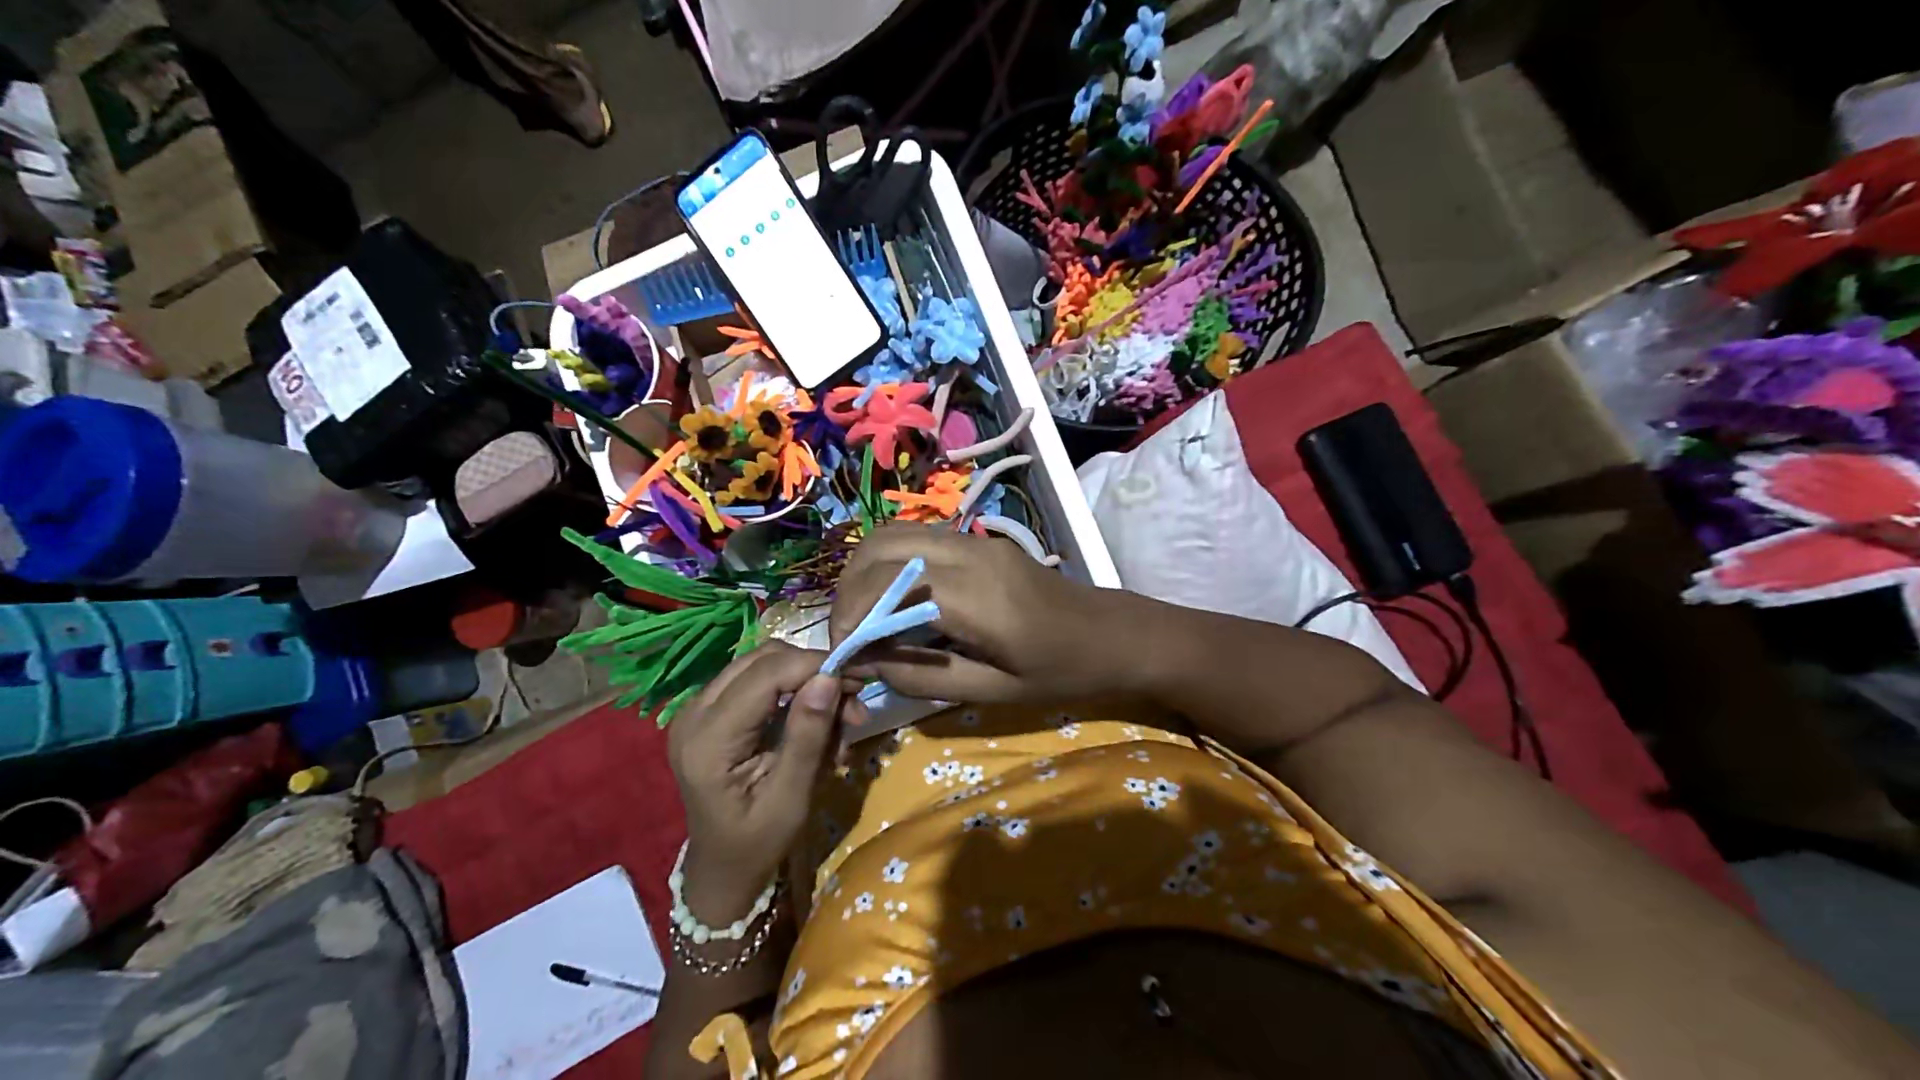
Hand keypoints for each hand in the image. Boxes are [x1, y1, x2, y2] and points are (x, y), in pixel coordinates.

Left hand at [668, 643, 868, 920]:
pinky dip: (790, 689)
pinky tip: (812, 717)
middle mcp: (693, 713)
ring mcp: (695, 709)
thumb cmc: (758, 843)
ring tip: (838, 716)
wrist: (722, 868)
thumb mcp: (791, 798)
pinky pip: (754, 679)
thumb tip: (829, 677)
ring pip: (760, 662)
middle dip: (813, 671)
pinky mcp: (707, 710)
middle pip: (762, 659)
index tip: (858, 680)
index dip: (815, 666)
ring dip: (804, 678)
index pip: (766, 674)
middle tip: (853, 702)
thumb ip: (807, 735)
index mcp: (709, 740)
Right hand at [830, 524, 1146, 703]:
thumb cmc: (1061, 672)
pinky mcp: (978, 541)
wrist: (1113, 634)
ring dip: (864, 572)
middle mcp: (968, 553)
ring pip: (893, 534)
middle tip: (848, 636)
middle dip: (849, 591)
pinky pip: (915, 538)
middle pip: (879, 548)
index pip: (886, 587)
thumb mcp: (993, 691)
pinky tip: (893, 601)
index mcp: (976, 596)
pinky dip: (888, 563)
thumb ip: (922, 677)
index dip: (851, 617)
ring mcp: (974, 540)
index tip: (841, 655)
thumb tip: (865, 663)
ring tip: (864, 618)